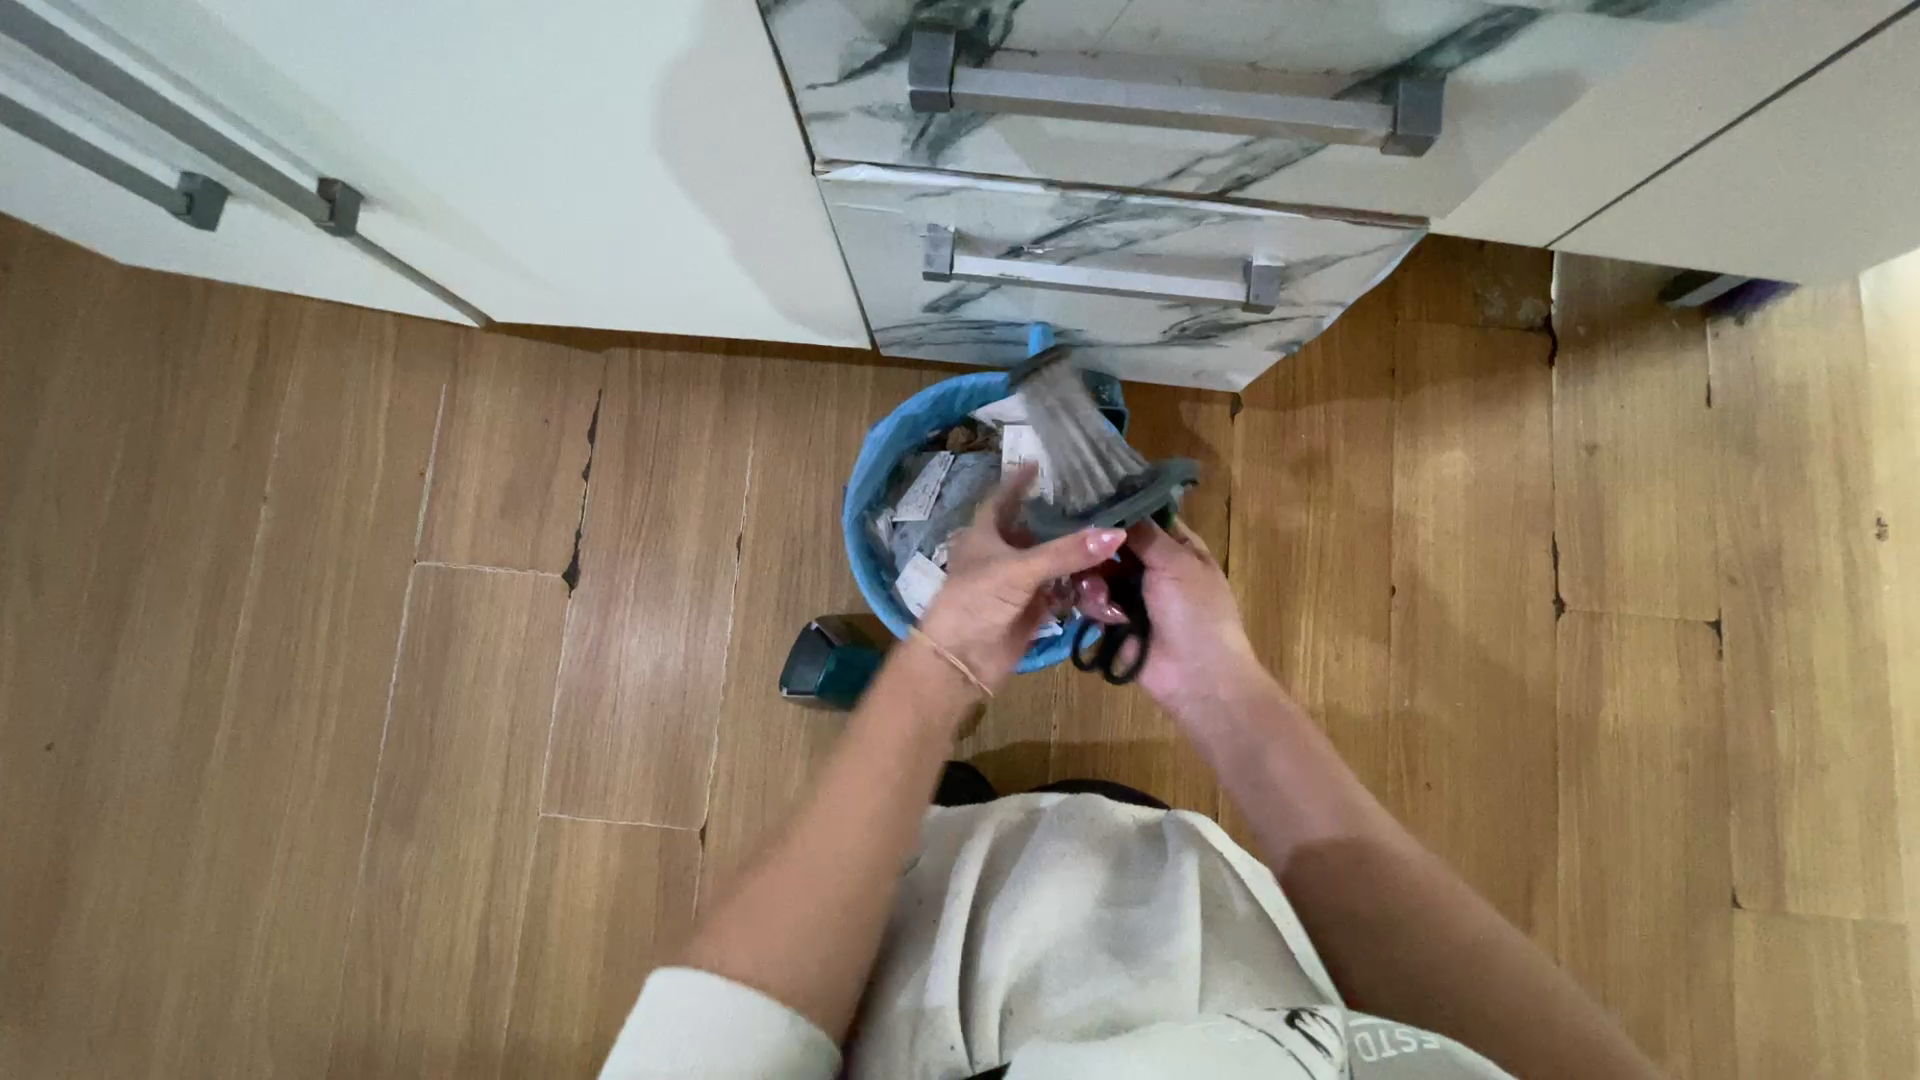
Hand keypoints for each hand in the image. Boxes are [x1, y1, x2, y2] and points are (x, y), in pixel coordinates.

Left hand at [917, 465, 1125, 692]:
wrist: (961, 659)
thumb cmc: (977, 600)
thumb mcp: (1020, 569)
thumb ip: (1067, 552)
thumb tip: (1116, 532)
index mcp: (984, 533)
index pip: (1003, 497)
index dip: (1019, 480)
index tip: (1042, 462)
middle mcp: (1000, 553)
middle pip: (1033, 528)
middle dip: (1060, 516)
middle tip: (1096, 498)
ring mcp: (1016, 582)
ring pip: (1051, 559)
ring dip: (1075, 551)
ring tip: (1110, 530)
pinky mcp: (1031, 607)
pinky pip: (1060, 589)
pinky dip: (1078, 583)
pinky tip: (1104, 572)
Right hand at [1077, 519, 1263, 716]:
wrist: (1197, 676)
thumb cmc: (1197, 612)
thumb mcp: (1177, 562)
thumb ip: (1144, 533)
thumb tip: (1115, 508)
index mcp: (1178, 548)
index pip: (1144, 517)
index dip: (1119, 509)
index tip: (1087, 500)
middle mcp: (1153, 567)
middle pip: (1112, 545)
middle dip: (1098, 549)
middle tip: (1083, 549)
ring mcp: (1131, 595)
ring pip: (1096, 572)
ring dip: (1095, 582)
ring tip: (1101, 594)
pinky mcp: (1113, 620)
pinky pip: (1091, 602)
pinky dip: (1095, 606)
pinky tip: (1107, 616)